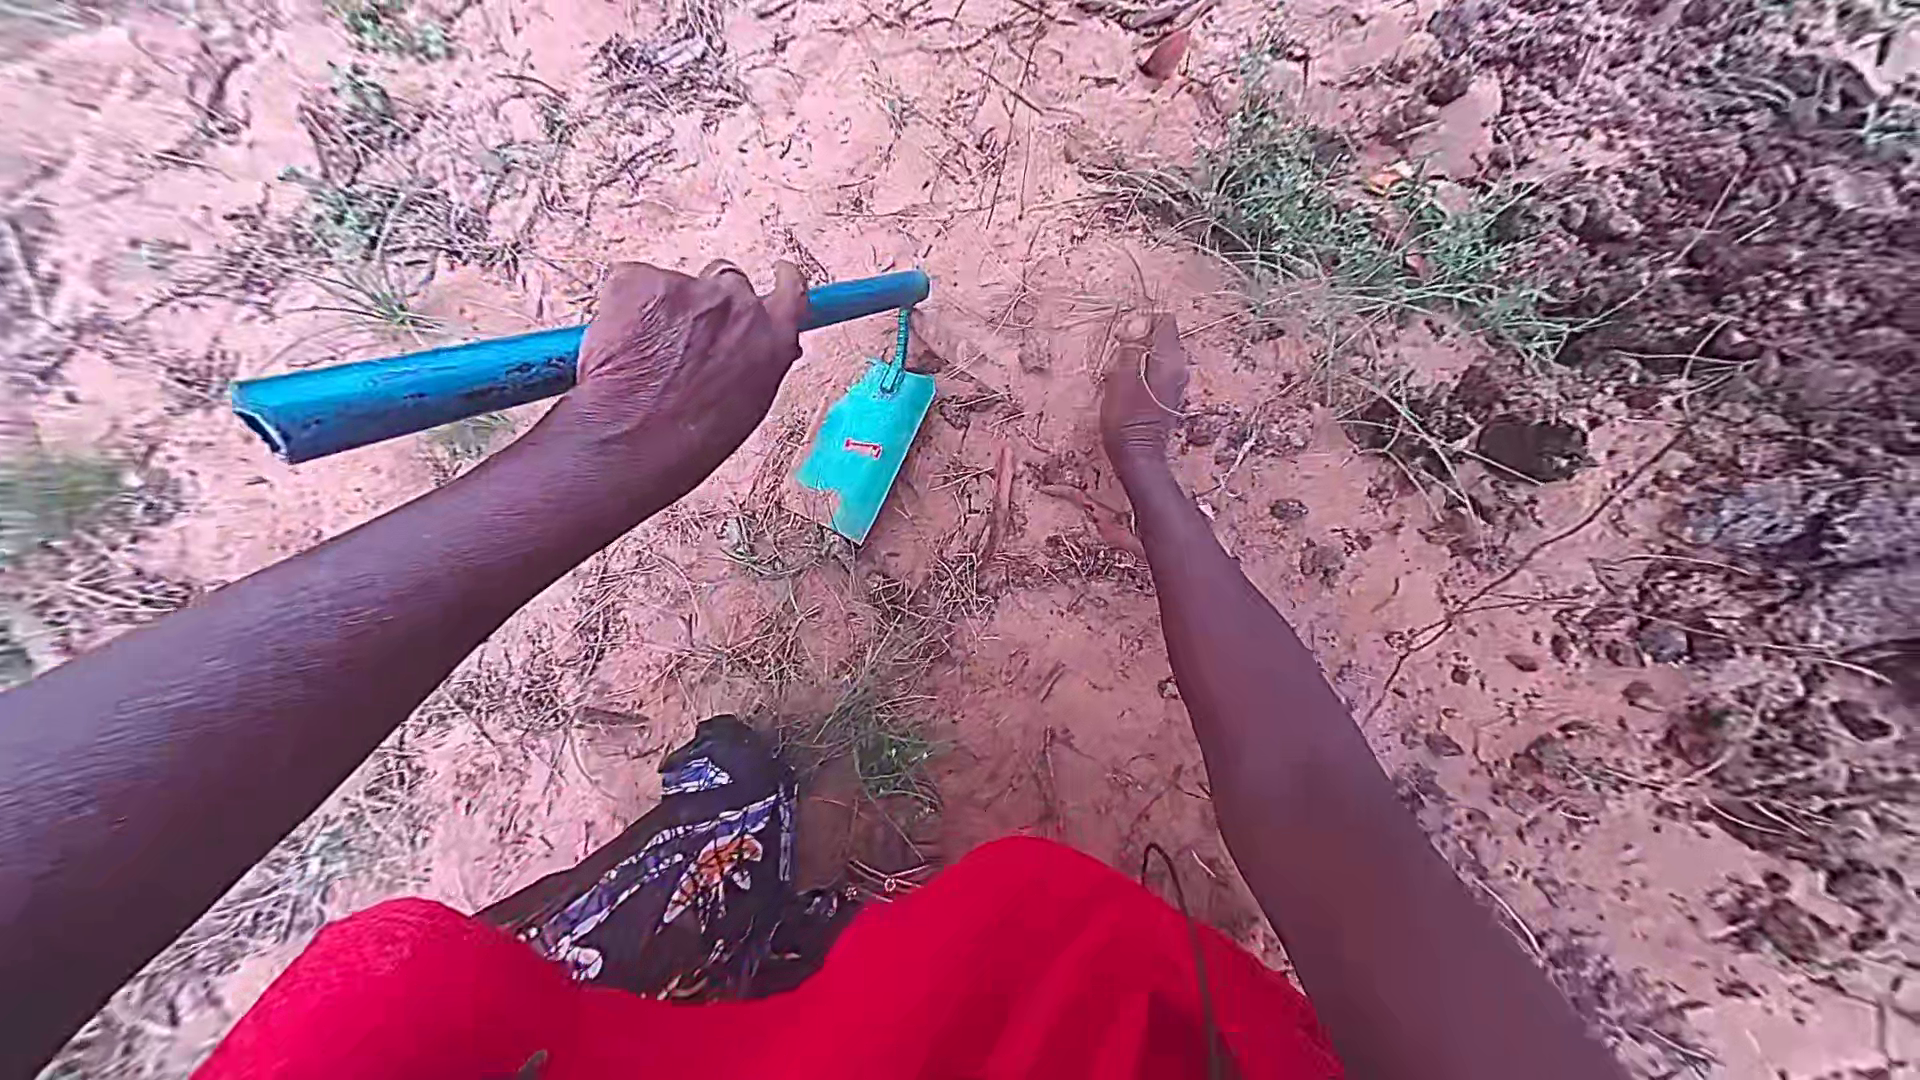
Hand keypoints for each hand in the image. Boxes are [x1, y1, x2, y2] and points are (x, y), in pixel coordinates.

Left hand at [551, 259, 806, 489]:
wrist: (640, 435)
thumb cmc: (695, 434)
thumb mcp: (751, 401)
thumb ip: (760, 359)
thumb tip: (756, 346)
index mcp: (773, 339)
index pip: (792, 290)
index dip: (784, 278)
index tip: (780, 272)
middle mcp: (739, 306)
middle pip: (728, 281)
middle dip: (708, 301)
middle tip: (685, 336)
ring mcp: (690, 289)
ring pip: (676, 285)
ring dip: (664, 309)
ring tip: (650, 356)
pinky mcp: (642, 279)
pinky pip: (633, 283)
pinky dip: (626, 307)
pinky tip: (624, 345)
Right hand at [1100, 312, 1187, 477]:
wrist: (1138, 455)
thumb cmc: (1125, 419)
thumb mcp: (1120, 378)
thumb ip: (1130, 349)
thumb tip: (1135, 326)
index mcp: (1169, 359)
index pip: (1164, 322)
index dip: (1142, 323)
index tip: (1122, 337)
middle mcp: (1179, 368)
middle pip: (1161, 338)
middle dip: (1138, 341)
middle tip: (1116, 357)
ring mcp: (1175, 384)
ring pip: (1157, 356)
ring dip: (1137, 359)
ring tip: (1118, 373)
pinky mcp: (1168, 398)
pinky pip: (1155, 373)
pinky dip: (1141, 373)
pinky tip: (1126, 388)